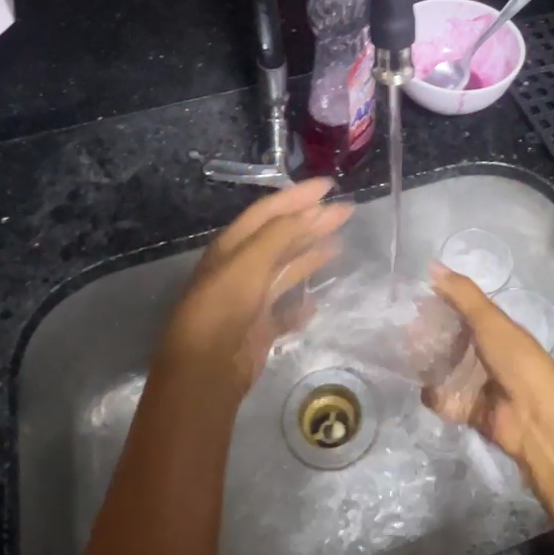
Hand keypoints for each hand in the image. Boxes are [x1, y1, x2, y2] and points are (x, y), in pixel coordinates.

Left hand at [158, 178, 351, 398]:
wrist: (206, 368)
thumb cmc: (224, 306)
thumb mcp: (250, 261)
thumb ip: (281, 233)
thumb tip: (314, 210)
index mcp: (232, 246)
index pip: (269, 211)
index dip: (298, 196)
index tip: (330, 186)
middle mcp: (241, 268)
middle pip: (282, 238)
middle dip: (312, 222)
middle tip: (347, 211)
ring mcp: (250, 299)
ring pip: (286, 270)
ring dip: (311, 255)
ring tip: (340, 243)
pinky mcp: (260, 329)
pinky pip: (285, 312)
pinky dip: (301, 305)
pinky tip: (317, 302)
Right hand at [422, 264, 553, 465]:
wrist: (533, 418)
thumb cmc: (516, 361)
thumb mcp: (490, 320)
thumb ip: (462, 293)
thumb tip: (432, 264)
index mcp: (493, 328)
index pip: (459, 309)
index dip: (438, 301)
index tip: (413, 296)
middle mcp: (481, 352)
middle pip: (445, 338)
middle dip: (425, 333)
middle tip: (403, 327)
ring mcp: (472, 381)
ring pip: (438, 366)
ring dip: (423, 360)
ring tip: (404, 354)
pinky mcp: (462, 407)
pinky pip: (438, 396)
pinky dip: (431, 392)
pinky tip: (425, 386)